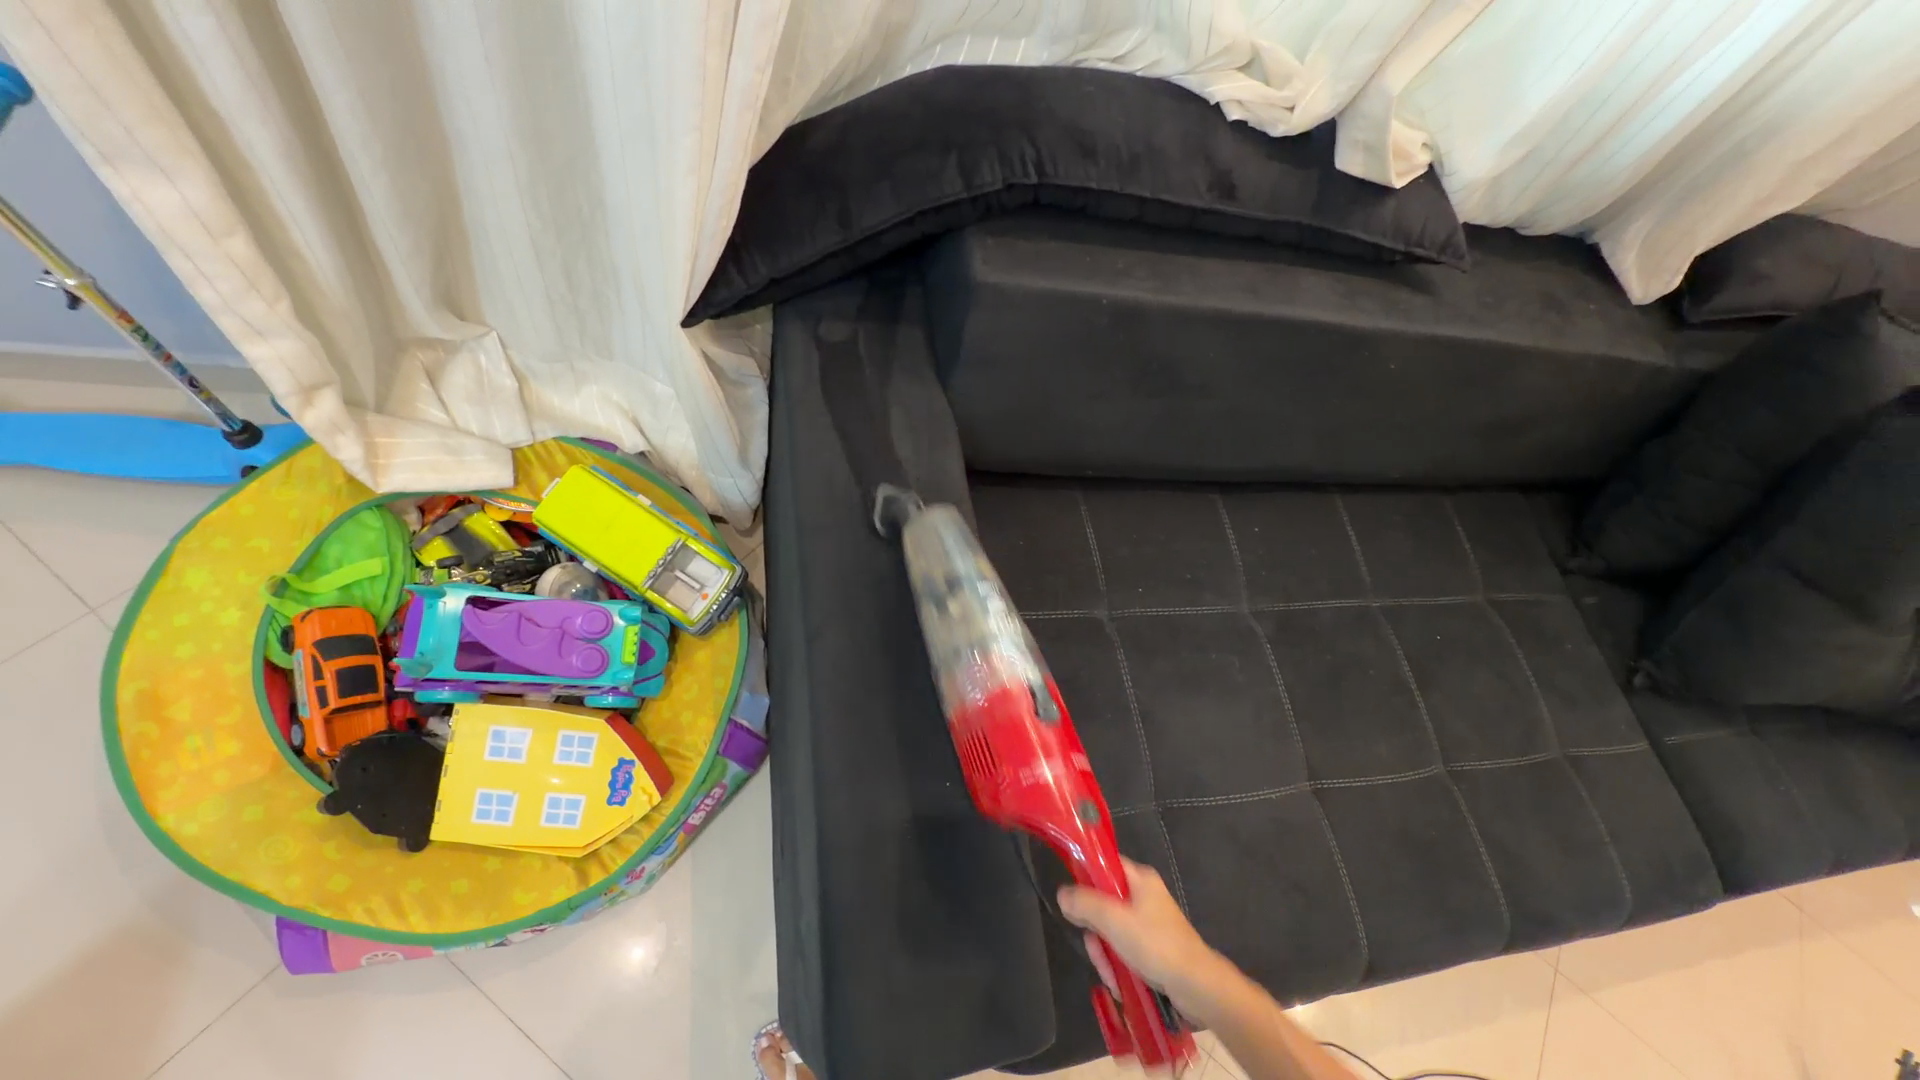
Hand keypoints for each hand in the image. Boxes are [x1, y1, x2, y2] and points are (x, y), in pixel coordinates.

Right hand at [1057, 858, 1226, 1005]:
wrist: (1196, 985)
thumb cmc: (1155, 944)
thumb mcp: (1114, 920)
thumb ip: (1085, 903)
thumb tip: (1063, 893)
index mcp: (1140, 879)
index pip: (1105, 865)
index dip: (1085, 876)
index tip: (1071, 899)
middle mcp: (1144, 897)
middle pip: (1104, 903)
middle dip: (1094, 930)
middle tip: (1095, 946)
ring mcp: (1149, 924)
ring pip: (1111, 930)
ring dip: (1105, 954)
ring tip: (1111, 974)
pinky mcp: (1152, 948)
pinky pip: (1123, 949)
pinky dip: (1117, 964)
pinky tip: (1118, 982)